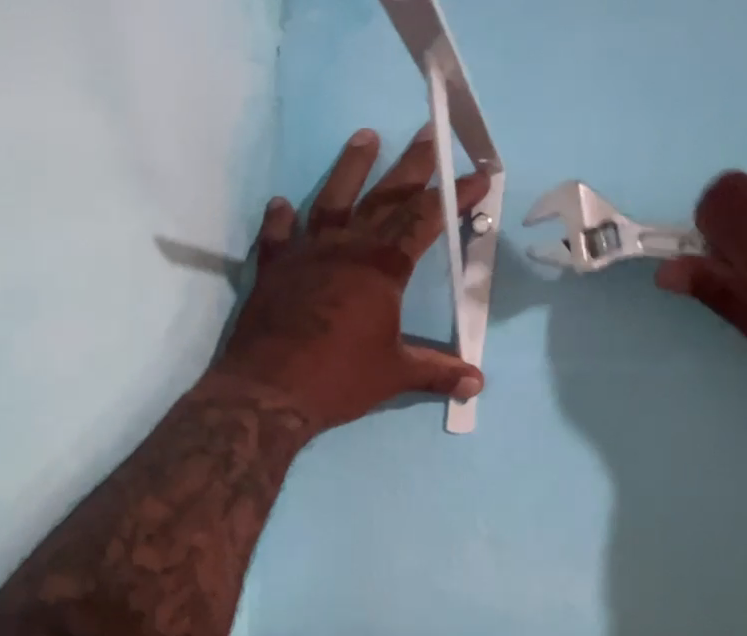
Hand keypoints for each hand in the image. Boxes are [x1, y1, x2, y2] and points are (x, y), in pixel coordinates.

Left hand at [205, 127, 491, 431]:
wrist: (268, 391)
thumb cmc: (337, 379)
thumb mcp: (394, 376)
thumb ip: (436, 372)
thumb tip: (477, 384)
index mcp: (381, 268)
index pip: (425, 220)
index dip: (454, 196)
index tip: (478, 175)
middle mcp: (344, 248)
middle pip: (384, 198)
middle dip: (412, 166)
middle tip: (429, 133)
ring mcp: (304, 255)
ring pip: (330, 200)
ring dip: (350, 168)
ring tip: (365, 137)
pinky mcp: (271, 271)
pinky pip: (276, 237)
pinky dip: (279, 219)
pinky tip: (281, 204)